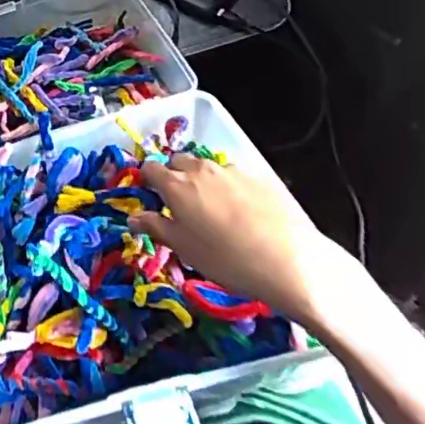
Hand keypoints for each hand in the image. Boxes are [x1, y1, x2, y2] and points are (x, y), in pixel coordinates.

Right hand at [128, 150, 365, 323]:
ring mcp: (232, 171)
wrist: (291, 262)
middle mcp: (201, 170)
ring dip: (201, 180)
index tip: (151, 196)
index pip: (150, 168)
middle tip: (180, 204)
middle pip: (178, 161)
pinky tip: (240, 212)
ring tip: (212, 209)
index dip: (147, 180)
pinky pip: (233, 176)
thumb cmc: (227, 260)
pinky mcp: (258, 177)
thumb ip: (156, 228)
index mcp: (176, 185)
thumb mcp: (185, 249)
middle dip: (173, 175)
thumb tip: (134, 217)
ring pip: (206, 167)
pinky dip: (228, 187)